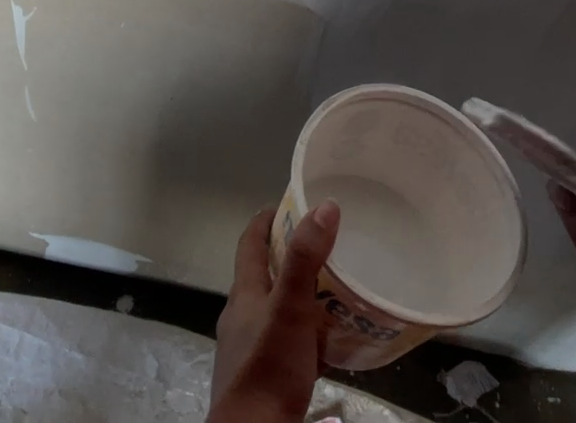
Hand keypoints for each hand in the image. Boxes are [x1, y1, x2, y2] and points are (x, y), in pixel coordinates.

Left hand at [207, 200, 340, 422]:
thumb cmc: (268, 368)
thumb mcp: (290, 309)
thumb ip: (305, 260)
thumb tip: (324, 206)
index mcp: (243, 294)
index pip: (249, 243)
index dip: (267, 219)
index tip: (291, 201)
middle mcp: (241, 316)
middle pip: (264, 274)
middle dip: (290, 254)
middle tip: (325, 242)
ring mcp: (249, 347)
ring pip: (276, 308)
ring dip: (300, 293)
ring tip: (334, 286)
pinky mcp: (264, 374)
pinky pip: (287, 340)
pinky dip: (306, 331)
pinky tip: (329, 338)